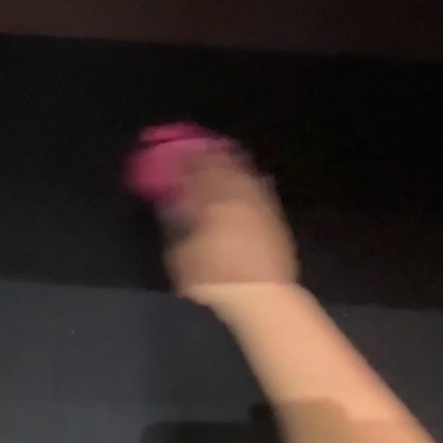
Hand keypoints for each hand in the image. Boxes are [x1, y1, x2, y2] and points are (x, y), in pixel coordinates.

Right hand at [163, 146, 297, 303]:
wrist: (260, 297)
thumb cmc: (213, 279)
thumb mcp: (181, 253)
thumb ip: (176, 222)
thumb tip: (170, 202)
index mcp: (211, 201)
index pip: (192, 169)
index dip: (179, 156)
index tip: (168, 149)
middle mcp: (237, 195)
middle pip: (220, 163)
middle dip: (205, 152)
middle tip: (194, 145)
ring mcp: (259, 204)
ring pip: (242, 171)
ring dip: (228, 160)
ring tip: (219, 154)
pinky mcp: (274, 217)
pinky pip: (259, 186)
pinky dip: (247, 177)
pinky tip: (245, 178)